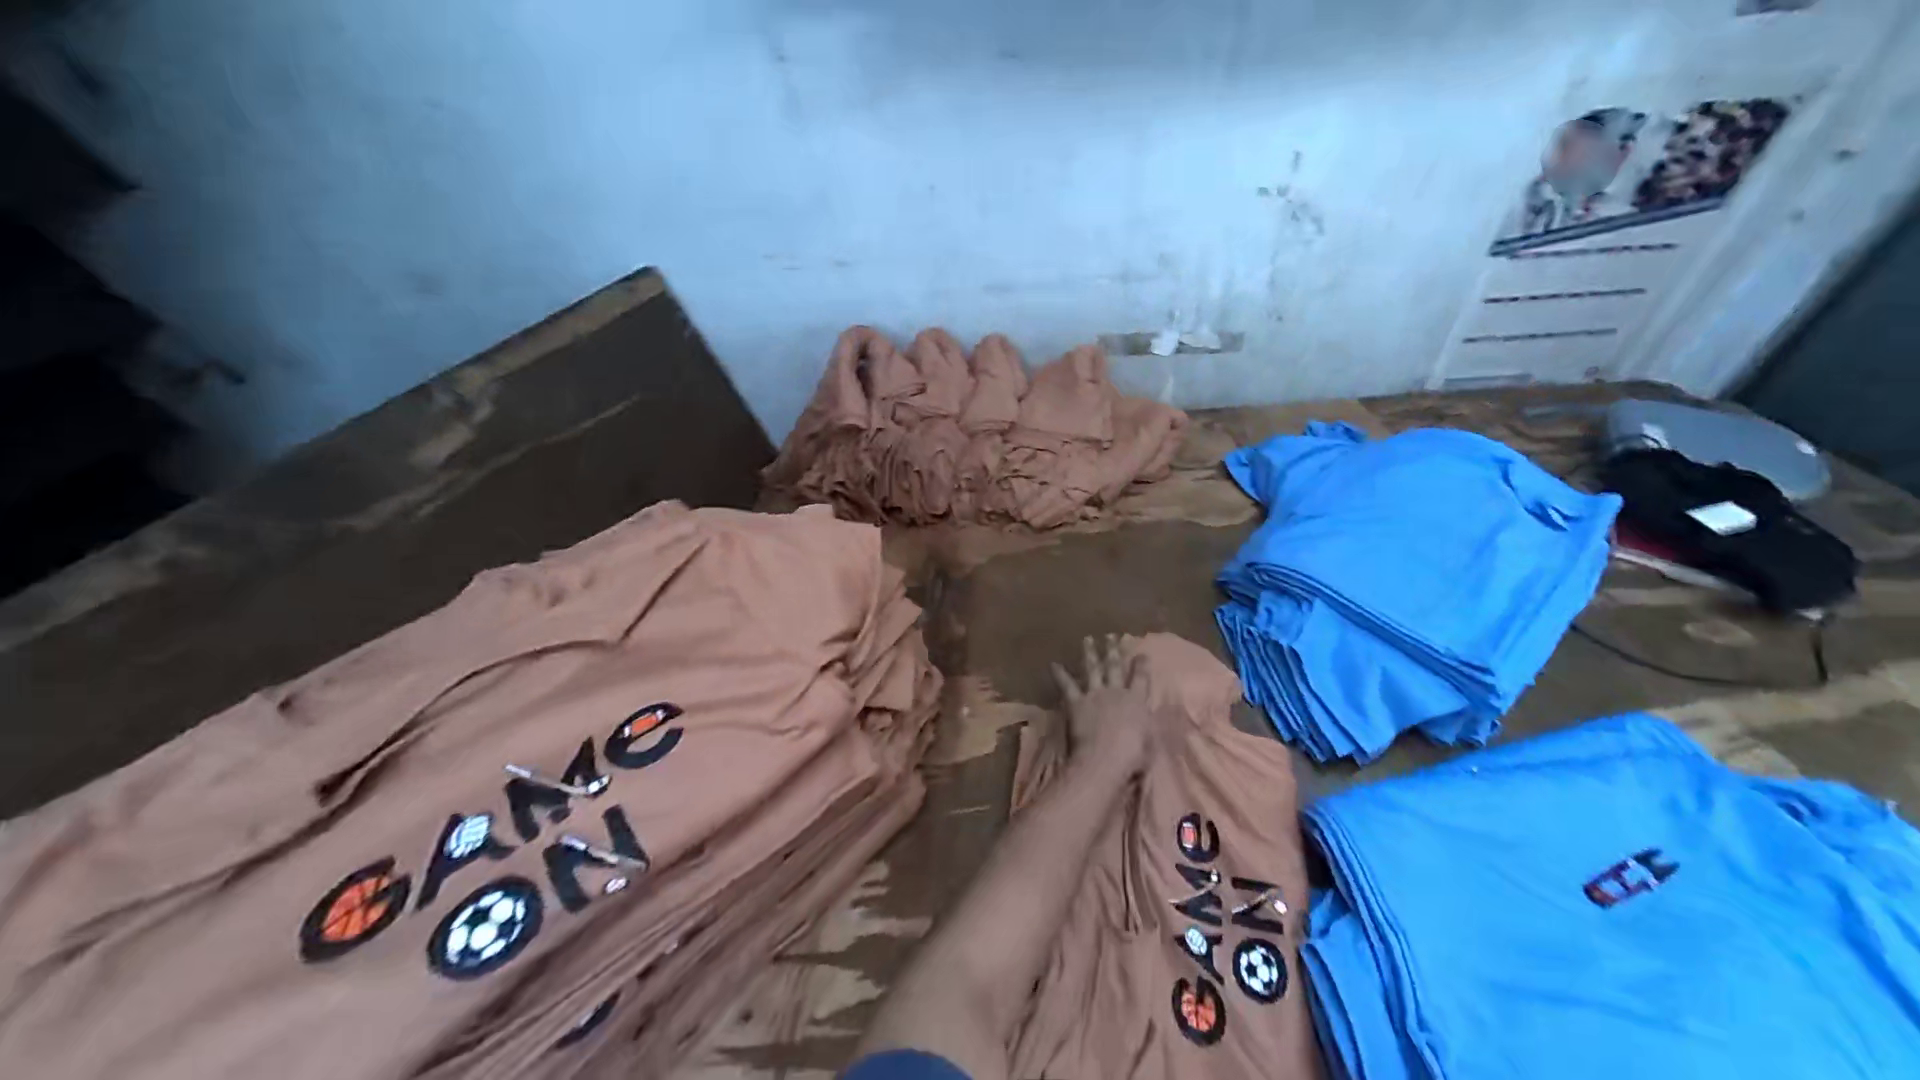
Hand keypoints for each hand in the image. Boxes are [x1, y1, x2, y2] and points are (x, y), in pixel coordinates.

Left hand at [1050, 634, 1154, 774]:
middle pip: (1114, 666)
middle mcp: (1116, 692)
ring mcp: (1095, 694)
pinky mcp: (1076, 702)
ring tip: (1087, 639)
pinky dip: (1059, 674)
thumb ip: (1148, 727)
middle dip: (1113, 650)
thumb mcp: (1150, 742)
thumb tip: (1148, 721)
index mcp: (1136, 701)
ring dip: (1090, 653)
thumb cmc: (1133, 756)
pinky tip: (1053, 664)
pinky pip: (1066, 685)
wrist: (1105, 759)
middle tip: (1111, 635)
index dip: (1142, 665)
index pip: (1141, 679)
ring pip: (1092, 669)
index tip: (1142, 653)